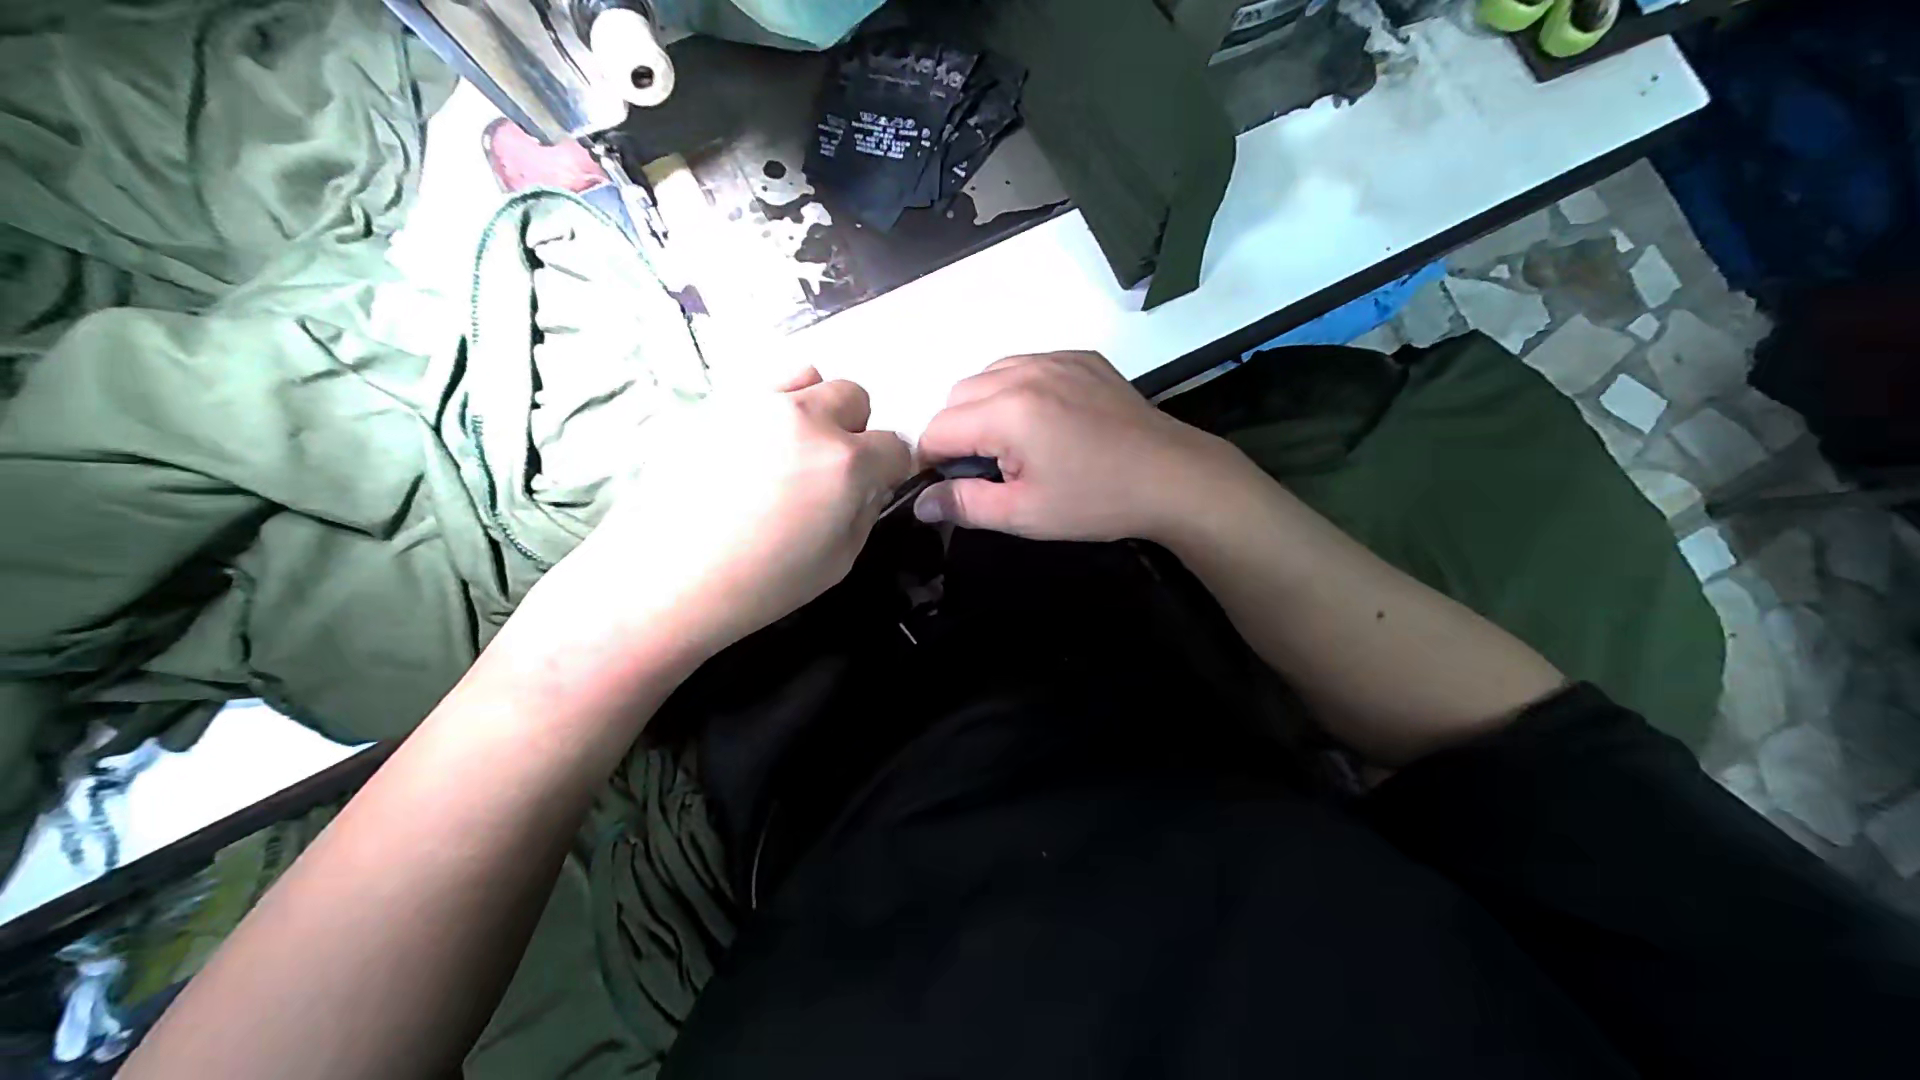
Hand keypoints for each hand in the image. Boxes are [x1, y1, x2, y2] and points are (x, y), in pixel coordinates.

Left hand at [530, 368, 912, 666]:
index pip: (895, 444)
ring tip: (792, 448)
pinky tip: (755, 445)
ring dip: (815, 408)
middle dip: (855, 429)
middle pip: (854, 396)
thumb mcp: (838, 562)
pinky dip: (774, 406)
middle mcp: (807, 418)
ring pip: (809, 377)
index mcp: (846, 462)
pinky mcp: (717, 404)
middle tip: (831, 468)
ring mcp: (758, 404)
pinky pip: (762, 388)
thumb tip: (869, 486)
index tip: (878, 484)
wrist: (664, 579)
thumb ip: (865, 512)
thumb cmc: (760, 584)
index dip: (891, 468)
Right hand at [913, 352, 1260, 542]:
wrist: (1174, 478)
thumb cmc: (1096, 502)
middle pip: (958, 395)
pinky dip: (1019, 389)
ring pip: (990, 375)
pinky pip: (1027, 365)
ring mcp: (1056, 359)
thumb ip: (964, 505)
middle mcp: (1025, 371)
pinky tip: (1045, 421)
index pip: (938, 428)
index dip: (932, 461)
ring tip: (1015, 445)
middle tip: (986, 470)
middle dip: (957, 432)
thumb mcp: (1023, 514)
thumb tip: (920, 504)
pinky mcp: (1082, 358)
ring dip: (985, 407)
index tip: (947, 486)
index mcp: (1007, 410)